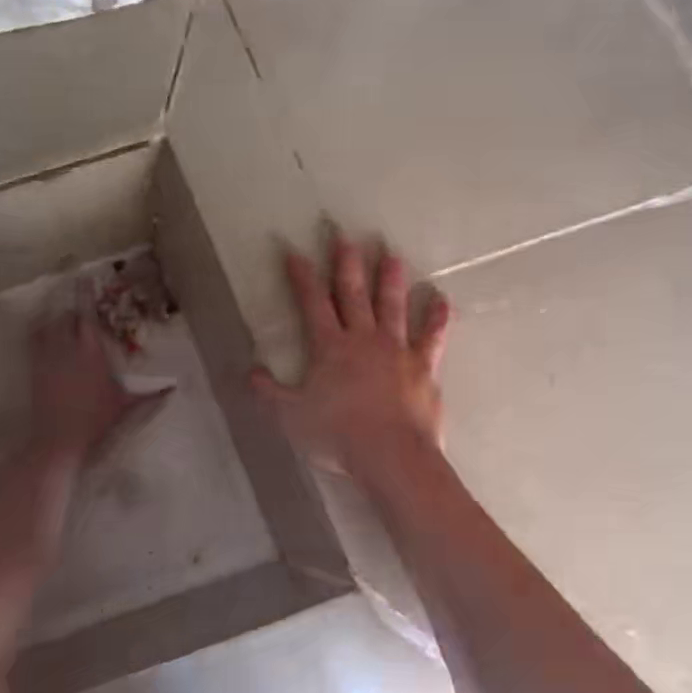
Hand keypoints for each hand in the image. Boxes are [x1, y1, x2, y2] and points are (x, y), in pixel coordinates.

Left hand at [29, 305, 166, 459]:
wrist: (59, 438)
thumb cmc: (95, 421)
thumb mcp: (125, 406)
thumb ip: (149, 394)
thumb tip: (172, 388)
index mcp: (92, 352)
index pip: (88, 315)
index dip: (85, 294)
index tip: (85, 278)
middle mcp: (68, 348)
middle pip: (65, 316)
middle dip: (71, 308)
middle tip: (77, 305)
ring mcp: (48, 357)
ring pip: (48, 325)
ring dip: (54, 317)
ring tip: (60, 315)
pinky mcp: (35, 368)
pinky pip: (33, 340)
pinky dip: (37, 330)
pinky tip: (41, 330)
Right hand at [250, 232, 450, 474]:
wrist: (390, 456)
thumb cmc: (336, 435)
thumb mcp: (290, 416)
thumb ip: (269, 391)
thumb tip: (249, 371)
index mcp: (330, 347)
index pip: (312, 303)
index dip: (302, 277)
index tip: (294, 252)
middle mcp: (364, 339)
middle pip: (353, 294)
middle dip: (347, 265)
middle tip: (345, 237)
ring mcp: (397, 351)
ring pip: (393, 307)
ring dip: (390, 280)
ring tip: (391, 254)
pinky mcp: (424, 368)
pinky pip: (433, 338)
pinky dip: (437, 319)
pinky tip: (442, 300)